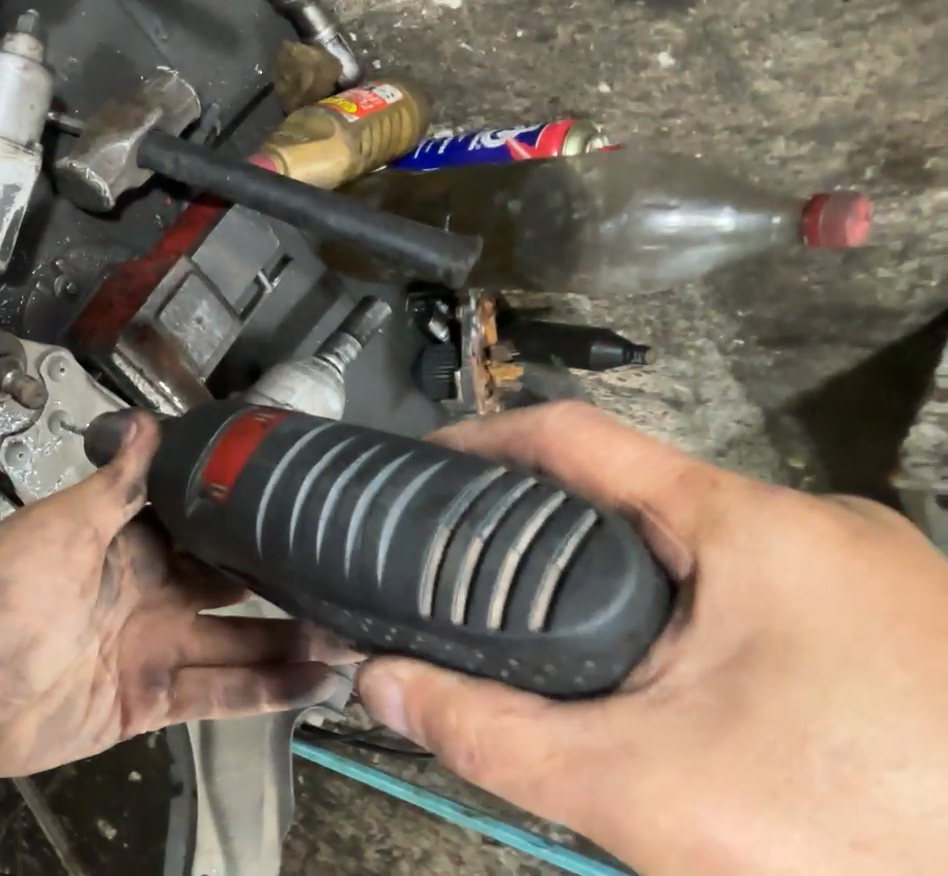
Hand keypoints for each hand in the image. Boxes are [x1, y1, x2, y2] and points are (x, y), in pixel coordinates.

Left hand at [0, 411, 345, 777]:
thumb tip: (150, 420)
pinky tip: (316, 682)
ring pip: (237, 642)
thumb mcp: (60, 526)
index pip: (202, 526)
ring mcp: (152, 648)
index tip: (308, 509)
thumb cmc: (2, 592)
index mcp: (128, 543)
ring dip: (291, 638)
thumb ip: (113, 485)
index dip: (250, 519)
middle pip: (231, 585)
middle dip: (284, 582)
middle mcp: (148, 592)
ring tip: (357, 632)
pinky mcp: (149, 700)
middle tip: (356, 577)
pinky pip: (217, 692)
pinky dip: (266, 690)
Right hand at [356, 403, 947, 874]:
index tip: (419, 468)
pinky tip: (654, 674)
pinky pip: (742, 585)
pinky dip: (673, 609)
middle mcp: (814, 526)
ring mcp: (867, 574)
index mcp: (753, 527)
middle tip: (467, 573)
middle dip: (538, 527)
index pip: (574, 435)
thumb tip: (376, 682)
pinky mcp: (899, 624)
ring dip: (607, 574)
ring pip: (685, 544)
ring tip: (546, 628)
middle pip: (626, 491)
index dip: (480, 438)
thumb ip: (488, 732)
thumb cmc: (860, 838)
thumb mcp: (640, 790)